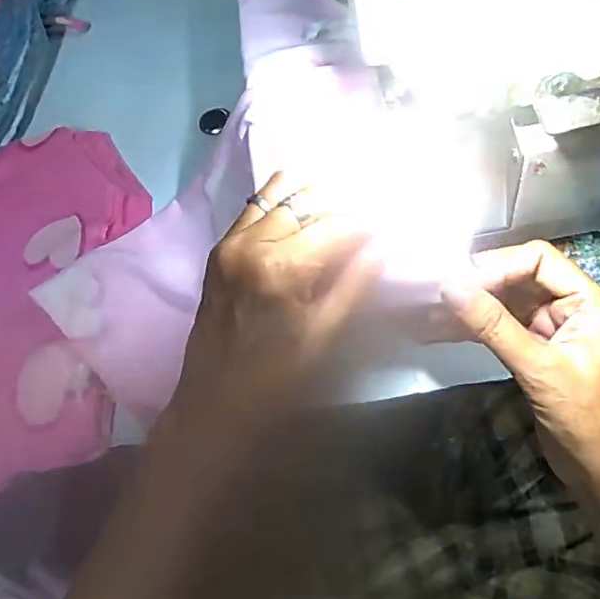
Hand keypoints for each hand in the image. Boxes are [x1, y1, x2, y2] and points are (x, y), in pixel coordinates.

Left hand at [162, 173, 382, 459]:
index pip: (336, 227)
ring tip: (338, 205)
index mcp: (282, 268)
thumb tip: (380, 247)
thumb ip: (353, 285)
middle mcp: (252, 244)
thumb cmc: (274, 382)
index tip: (387, 226)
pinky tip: (296, 195)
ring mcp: (230, 244)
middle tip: (366, 217)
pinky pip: (251, 212)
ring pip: (277, 202)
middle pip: (307, 207)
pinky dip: (276, 202)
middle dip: (340, 209)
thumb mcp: (323, 336)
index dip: (366, 224)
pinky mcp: (218, 251)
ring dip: (310, 200)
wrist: (212, 403)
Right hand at [441, 241, 599, 508]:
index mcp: (591, 303)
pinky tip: (440, 331)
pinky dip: (474, 330)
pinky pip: (502, 330)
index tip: (460, 283)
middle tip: (436, 292)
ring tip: (428, 312)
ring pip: (506, 306)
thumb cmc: (590, 421)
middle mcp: (575, 309)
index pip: (539, 260)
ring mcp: (555, 332)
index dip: (498, 266)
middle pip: (519, 279)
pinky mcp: (538, 354)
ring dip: (470, 309)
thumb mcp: (540, 369)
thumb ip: (493, 326)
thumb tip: (450, 287)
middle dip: (477, 286)